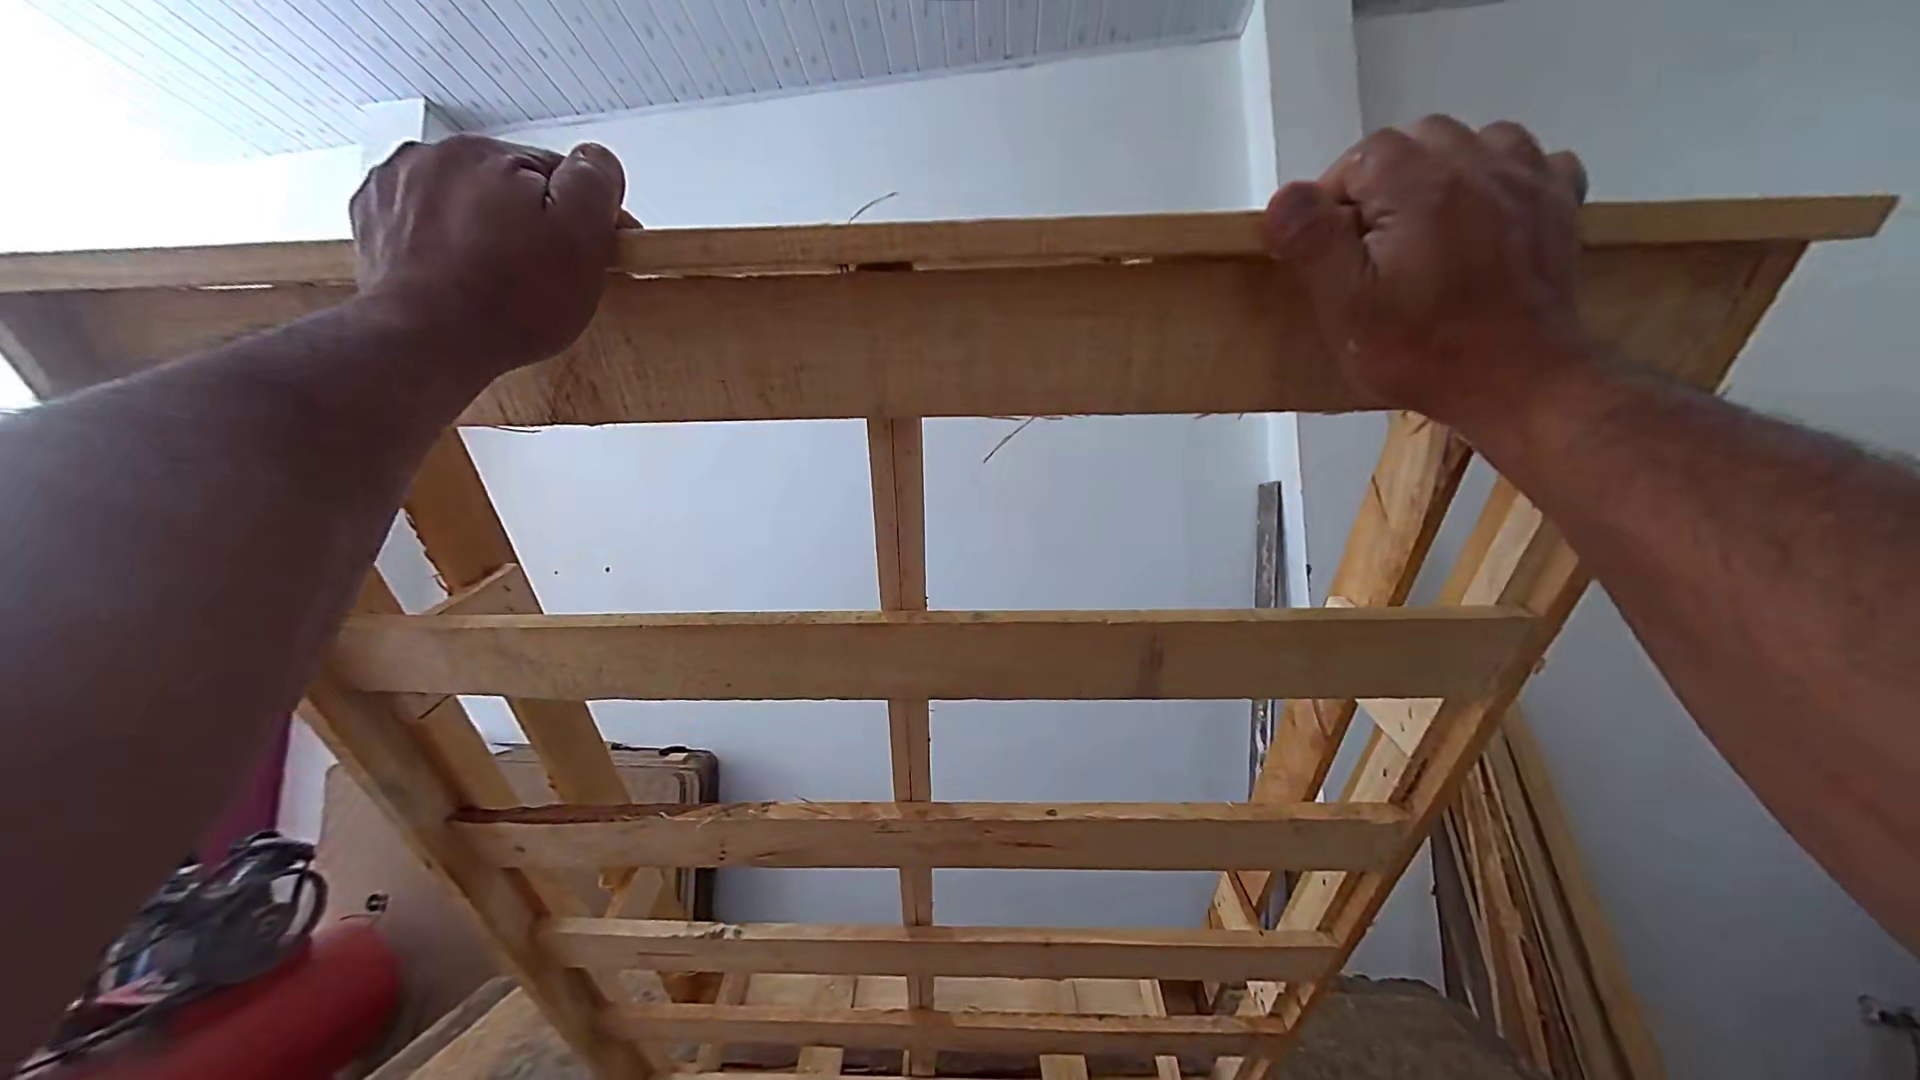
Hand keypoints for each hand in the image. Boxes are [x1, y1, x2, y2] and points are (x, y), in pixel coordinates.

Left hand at [348, 134, 635, 386]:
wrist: (430, 341)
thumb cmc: (511, 301)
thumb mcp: (582, 240)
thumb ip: (595, 184)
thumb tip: (596, 159)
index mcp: (493, 155)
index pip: (563, 174)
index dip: (587, 217)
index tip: (593, 253)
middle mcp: (439, 156)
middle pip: (513, 186)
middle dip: (536, 222)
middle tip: (549, 273)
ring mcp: (399, 185)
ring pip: (470, 200)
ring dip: (491, 230)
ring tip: (505, 278)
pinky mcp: (377, 220)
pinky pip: (430, 221)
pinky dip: (452, 243)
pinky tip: (467, 275)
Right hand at [1265, 115, 1591, 427]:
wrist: (1516, 382)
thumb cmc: (1422, 350)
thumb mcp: (1345, 306)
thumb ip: (1314, 243)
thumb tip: (1285, 197)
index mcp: (1421, 187)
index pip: (1361, 156)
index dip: (1332, 198)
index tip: (1327, 247)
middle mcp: (1479, 166)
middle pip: (1415, 140)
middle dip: (1380, 181)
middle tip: (1365, 244)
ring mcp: (1526, 180)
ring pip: (1469, 141)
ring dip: (1435, 172)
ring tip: (1416, 227)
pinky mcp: (1556, 204)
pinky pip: (1523, 161)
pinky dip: (1493, 177)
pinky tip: (1475, 218)